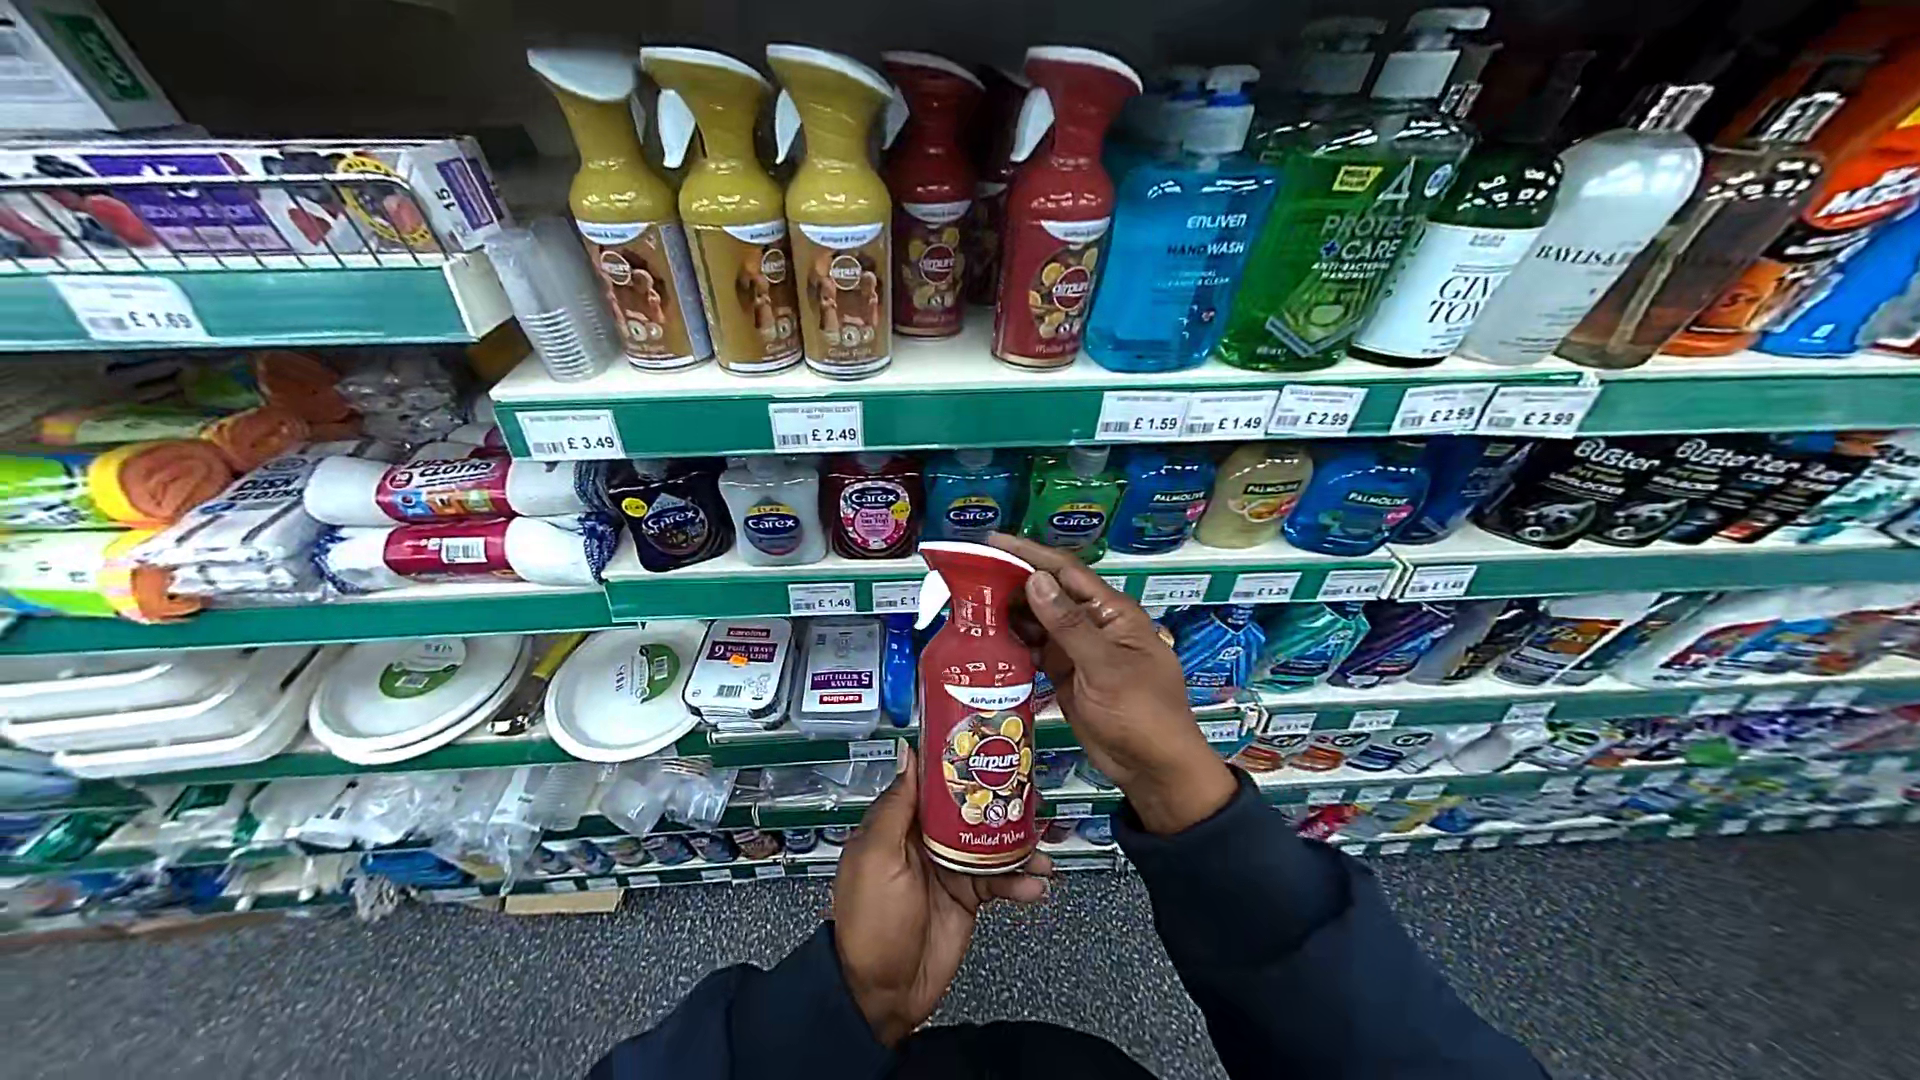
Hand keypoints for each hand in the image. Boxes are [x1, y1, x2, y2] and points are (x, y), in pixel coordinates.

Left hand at [833, 748, 1052, 1046]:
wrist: (882, 993)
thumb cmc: (872, 918)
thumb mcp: (877, 856)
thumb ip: (897, 806)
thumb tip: (908, 752)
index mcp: (902, 822)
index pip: (934, 781)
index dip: (960, 761)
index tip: (991, 743)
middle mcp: (929, 837)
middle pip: (971, 807)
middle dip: (1002, 800)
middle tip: (1034, 795)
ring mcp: (952, 866)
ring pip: (993, 841)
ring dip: (1020, 844)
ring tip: (1045, 850)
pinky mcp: (969, 895)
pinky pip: (1001, 879)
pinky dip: (1021, 882)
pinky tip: (1037, 886)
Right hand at [988, 533, 1236, 835]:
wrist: (1153, 769)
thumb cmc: (1141, 712)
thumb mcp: (1106, 667)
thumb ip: (1068, 625)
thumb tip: (1034, 579)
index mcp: (1109, 611)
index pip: (1064, 571)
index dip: (1028, 553)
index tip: (992, 542)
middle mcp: (1090, 623)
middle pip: (1046, 593)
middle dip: (1011, 581)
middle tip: (968, 576)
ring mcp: (1075, 649)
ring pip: (1036, 621)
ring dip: (1008, 612)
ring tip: (969, 604)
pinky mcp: (1063, 673)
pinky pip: (1034, 649)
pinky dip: (1013, 643)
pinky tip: (988, 639)